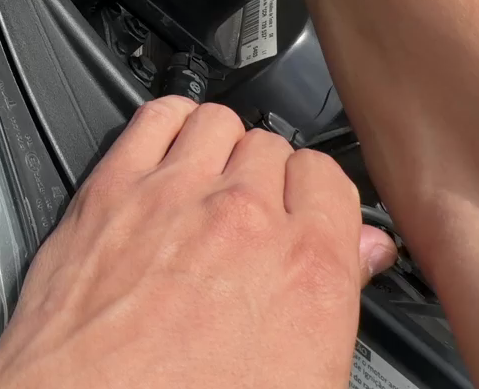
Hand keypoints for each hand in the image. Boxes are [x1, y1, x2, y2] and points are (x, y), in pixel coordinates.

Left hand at [0, 99, 397, 388]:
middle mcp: (242, 216)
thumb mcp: (304, 380)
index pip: (329, 178)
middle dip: (267, 171)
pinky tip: (169, 143)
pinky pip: (153, 116)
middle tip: (253, 203)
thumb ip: (341, 296)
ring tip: (212, 173)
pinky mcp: (113, 182)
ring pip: (216, 120)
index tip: (307, 207)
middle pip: (271, 146)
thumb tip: (364, 251)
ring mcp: (172, 191)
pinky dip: (168, 119)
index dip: (318, 193)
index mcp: (306, 270)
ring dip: (220, 141)